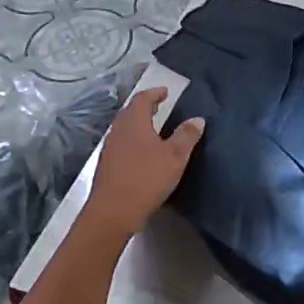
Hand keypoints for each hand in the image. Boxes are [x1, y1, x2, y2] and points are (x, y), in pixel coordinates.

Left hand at [84, 86, 204, 235]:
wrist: (114, 210)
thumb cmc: (146, 178)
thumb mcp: (174, 157)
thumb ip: (186, 136)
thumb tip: (197, 119)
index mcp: (133, 122)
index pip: (142, 99)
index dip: (154, 93)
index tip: (165, 92)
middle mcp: (118, 130)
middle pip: (130, 111)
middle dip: (144, 107)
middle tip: (159, 107)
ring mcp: (109, 148)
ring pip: (123, 128)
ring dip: (137, 123)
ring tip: (152, 128)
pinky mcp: (106, 164)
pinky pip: (120, 143)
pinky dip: (132, 139)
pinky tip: (140, 152)